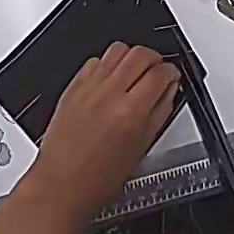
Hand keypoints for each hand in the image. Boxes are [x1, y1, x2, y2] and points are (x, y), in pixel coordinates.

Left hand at [15, 43, 179, 227]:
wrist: (63, 183)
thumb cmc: (98, 177)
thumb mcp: (142, 147)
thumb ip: (160, 112)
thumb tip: (168, 91)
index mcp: (131, 112)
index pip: (160, 73)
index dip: (171, 71)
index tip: (171, 76)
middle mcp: (109, 94)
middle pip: (140, 54)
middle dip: (155, 58)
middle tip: (157, 70)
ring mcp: (89, 88)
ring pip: (117, 49)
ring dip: (131, 57)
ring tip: (135, 70)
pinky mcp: (73, 87)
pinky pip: (95, 61)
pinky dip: (107, 64)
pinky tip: (111, 78)